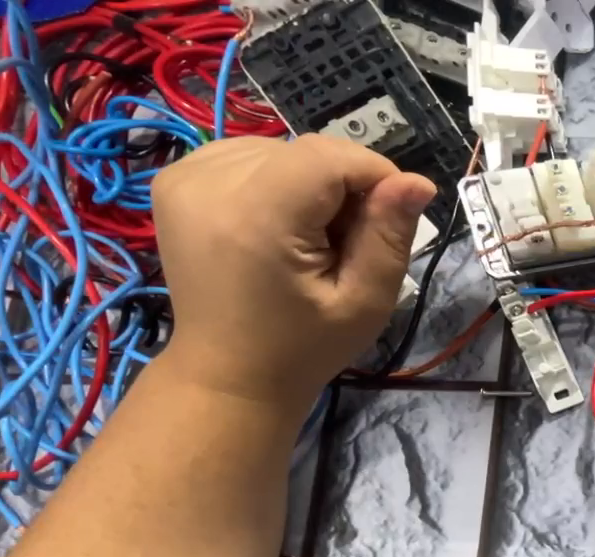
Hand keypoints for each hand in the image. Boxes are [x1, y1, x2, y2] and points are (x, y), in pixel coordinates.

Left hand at [152, 135, 436, 407]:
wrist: (232, 369)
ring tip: (317, 238)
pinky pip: (249, 157)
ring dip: (314, 184)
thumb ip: (389, 237)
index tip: (399, 216)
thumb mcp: (366, 301)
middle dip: (346, 186)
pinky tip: (284, 225)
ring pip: (281, 150)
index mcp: (257, 217)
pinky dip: (282, 182)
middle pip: (306, 152)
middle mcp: (209, 182)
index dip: (377, 175)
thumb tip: (418, 183)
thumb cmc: (308, 345)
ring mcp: (184, 175)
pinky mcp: (176, 179)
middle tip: (354, 243)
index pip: (329, 156)